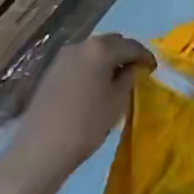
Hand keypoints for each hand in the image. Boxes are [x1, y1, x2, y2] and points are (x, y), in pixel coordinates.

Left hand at [0, 33, 153, 193]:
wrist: (39, 151)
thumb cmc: (86, 125)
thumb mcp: (117, 102)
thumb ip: (129, 78)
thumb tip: (133, 68)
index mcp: (101, 49)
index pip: (132, 46)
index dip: (146, 57)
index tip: (153, 69)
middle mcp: (81, 45)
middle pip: (112, 42)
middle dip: (126, 54)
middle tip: (136, 72)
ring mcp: (62, 57)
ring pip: (94, 51)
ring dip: (108, 60)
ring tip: (116, 79)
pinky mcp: (50, 71)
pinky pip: (80, 61)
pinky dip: (92, 67)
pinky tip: (95, 85)